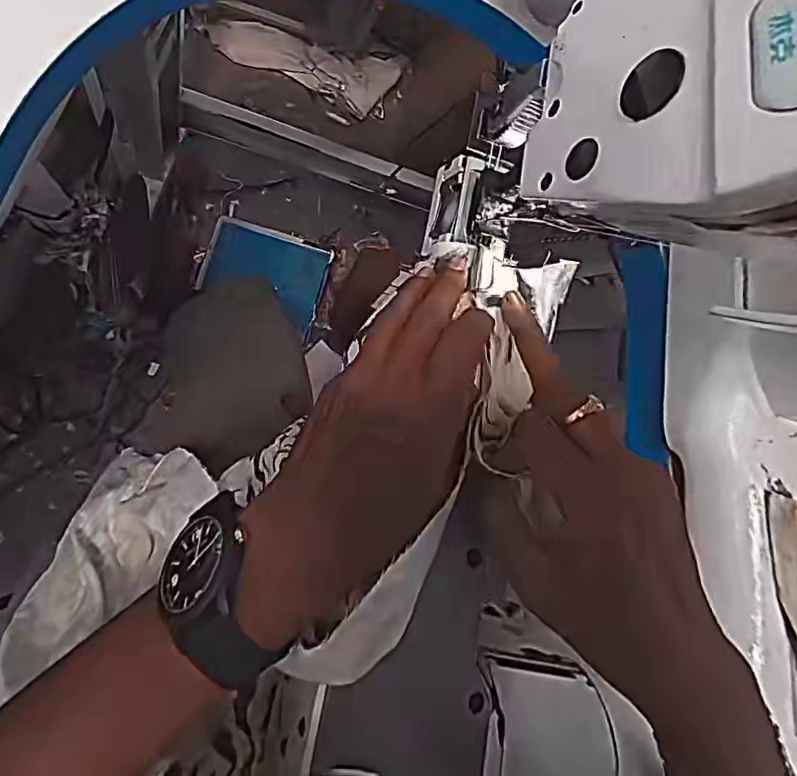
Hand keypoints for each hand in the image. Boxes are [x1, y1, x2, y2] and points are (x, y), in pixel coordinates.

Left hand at [236, 256, 492, 648]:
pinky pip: (371, 335)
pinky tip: (398, 305)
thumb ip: (454, 422)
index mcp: (430, 408)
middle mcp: (397, 382)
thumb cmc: (378, 521)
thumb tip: (466, 386)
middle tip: (462, 267)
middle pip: (427, 318)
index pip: (462, 344)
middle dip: (448, 288)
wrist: (309, 529)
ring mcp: (363, 376)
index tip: (487, 314)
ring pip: (394, 318)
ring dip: (416, 290)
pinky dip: (389, 313)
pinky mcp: (338, 381)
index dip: (478, 323)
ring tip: (432, 270)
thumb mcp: (439, 476)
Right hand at [490, 296, 784, 773]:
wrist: (676, 647)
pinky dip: (583, 429)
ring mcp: (644, 468)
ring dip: (559, 397)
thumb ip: (502, 518)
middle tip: (515, 314)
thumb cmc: (606, 624)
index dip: (506, 425)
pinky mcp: (656, 474)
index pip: (535, 428)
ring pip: (592, 409)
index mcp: (586, 498)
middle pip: (569, 394)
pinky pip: (611, 434)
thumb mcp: (535, 581)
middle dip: (536, 351)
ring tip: (533, 392)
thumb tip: (488, 475)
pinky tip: (569, 450)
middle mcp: (620, 470)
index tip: (490, 431)